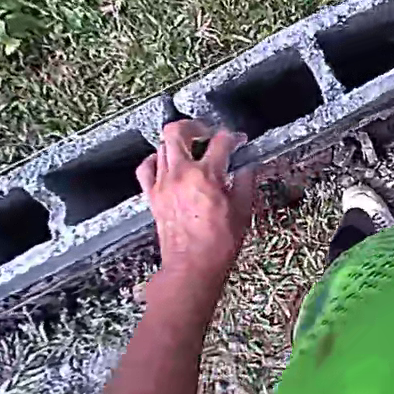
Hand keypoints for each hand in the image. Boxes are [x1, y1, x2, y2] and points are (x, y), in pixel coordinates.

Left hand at [135, 121, 254, 287]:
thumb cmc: (217, 245)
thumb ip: (246, 182)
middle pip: (177, 132)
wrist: (192, 267)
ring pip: (162, 146)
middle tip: (207, 132)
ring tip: (191, 148)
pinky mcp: (152, 196)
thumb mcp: (242, 211)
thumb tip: (248, 167)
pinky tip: (165, 163)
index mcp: (207, 176)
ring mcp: (163, 184)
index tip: (239, 141)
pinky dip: (155, 160)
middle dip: (195, 126)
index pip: (221, 142)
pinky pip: (146, 168)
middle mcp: (181, 175)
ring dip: (178, 143)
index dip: (233, 137)